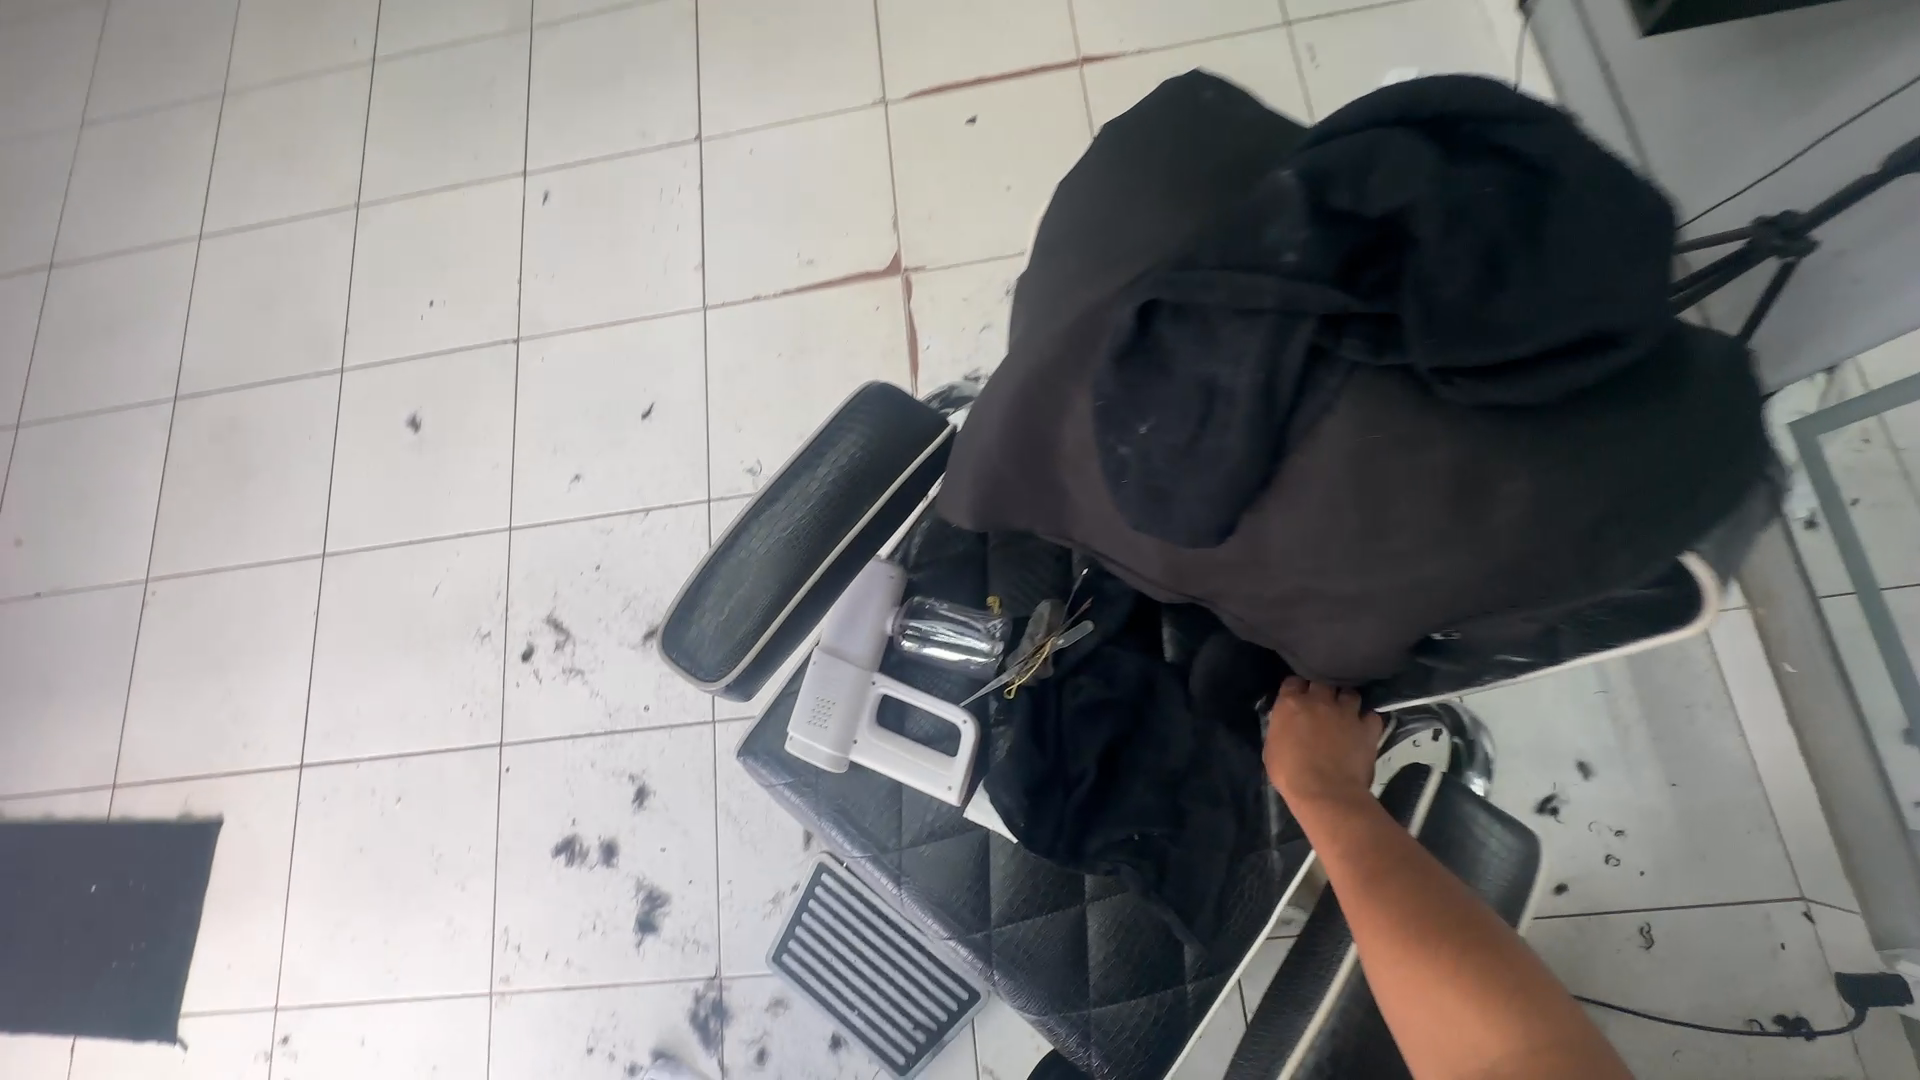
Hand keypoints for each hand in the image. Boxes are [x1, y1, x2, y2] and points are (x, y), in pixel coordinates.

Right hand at [1263, 677, 1383, 810]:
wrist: (1325, 792)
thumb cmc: (1289, 773)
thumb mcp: (1272, 747)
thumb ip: (1280, 728)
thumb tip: (1285, 725)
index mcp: (1290, 704)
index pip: (1293, 681)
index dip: (1296, 688)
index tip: (1296, 696)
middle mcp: (1319, 701)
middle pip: (1323, 682)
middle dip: (1322, 689)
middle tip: (1321, 702)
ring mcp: (1346, 712)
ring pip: (1350, 693)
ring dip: (1346, 700)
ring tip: (1345, 711)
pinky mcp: (1367, 728)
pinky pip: (1371, 716)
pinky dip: (1367, 719)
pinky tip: (1363, 727)